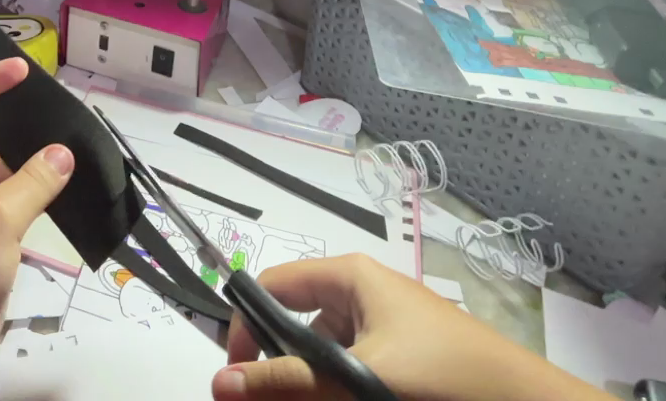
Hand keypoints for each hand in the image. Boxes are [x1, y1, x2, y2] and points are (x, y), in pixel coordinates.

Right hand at [212, 254, 611, 400]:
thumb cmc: (445, 379)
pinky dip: (343, 392)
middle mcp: (363, 293)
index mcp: (348, 276)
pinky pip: (357, 372)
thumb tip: (219, 383)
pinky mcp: (409, 363)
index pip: (271, 287)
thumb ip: (290, 383)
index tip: (238, 381)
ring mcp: (389, 329)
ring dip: (314, 388)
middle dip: (282, 371)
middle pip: (298, 324)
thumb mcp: (359, 380)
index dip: (246, 328)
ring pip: (328, 355)